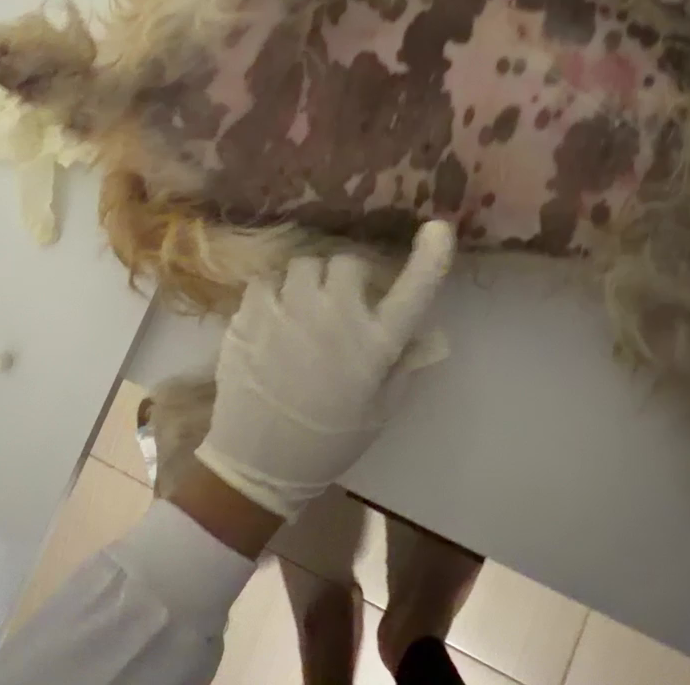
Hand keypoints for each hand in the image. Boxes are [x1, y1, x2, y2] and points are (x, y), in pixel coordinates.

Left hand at [195, 222, 457, 521]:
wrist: (258, 461)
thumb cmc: (329, 440)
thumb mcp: (380, 410)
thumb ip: (404, 364)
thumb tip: (431, 332)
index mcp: (374, 344)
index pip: (414, 290)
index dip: (430, 257)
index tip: (439, 229)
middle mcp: (335, 316)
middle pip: (348, 262)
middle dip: (349, 277)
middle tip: (344, 302)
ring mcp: (290, 309)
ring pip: (305, 264)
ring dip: (310, 281)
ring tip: (304, 309)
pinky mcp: (251, 311)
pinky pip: (268, 278)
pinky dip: (274, 292)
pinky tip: (274, 318)